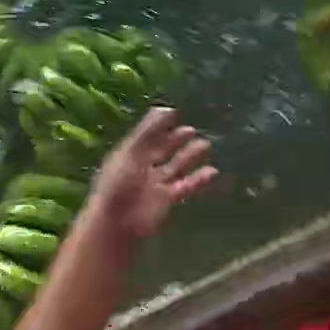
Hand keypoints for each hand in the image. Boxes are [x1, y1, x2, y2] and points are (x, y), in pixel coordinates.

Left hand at [88, 108, 218, 240]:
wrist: (117, 222)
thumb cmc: (118, 182)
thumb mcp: (131, 151)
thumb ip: (148, 130)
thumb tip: (166, 108)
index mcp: (131, 152)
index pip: (148, 134)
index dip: (160, 124)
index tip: (176, 112)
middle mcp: (144, 165)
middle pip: (163, 149)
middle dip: (177, 139)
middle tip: (192, 129)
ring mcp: (156, 183)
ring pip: (177, 166)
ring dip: (191, 156)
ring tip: (206, 144)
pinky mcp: (168, 199)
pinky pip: (186, 186)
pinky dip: (199, 179)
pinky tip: (213, 171)